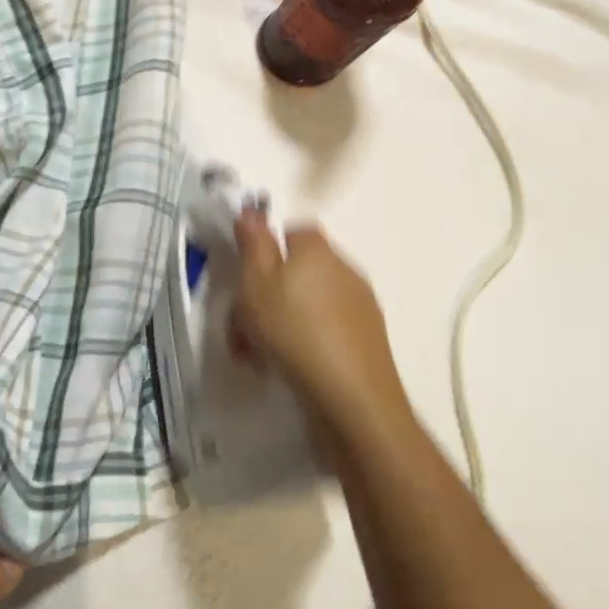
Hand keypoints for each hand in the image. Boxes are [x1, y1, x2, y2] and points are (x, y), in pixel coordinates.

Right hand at [230, 209, 406, 424]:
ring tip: (257, 351)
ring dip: (281, 318)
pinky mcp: (367, 338)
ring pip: (308, 301)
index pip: (293, 230)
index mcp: (318, 249)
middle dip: (267, 291)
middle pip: (298, 269)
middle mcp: (345, 269)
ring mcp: (360, 305)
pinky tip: (286, 364)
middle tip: (242, 321)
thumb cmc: (293, 330)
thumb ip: (253, 244)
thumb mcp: (256, 282)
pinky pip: (325, 327)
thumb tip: (252, 212)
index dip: (266, 248)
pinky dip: (303, 338)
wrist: (351, 396)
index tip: (245, 275)